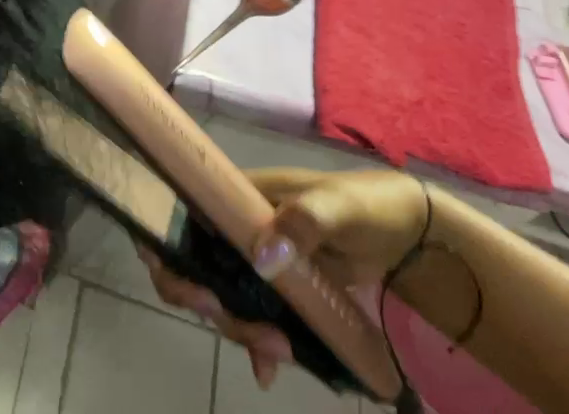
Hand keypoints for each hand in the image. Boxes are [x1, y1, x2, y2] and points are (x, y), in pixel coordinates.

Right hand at [139, 167, 426, 387]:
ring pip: (220, 297)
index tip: (164, 269)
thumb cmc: (367, 205)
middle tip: (217, 312)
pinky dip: (256, 346)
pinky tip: (269, 371)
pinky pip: (251, 318)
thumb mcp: (337, 206)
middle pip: (189, 262)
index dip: (159, 238)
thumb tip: (262, 257)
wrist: (409, 233)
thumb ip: (303, 222)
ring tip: (278, 349)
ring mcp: (254, 261)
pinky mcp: (277, 291)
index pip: (178, 211)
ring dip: (235, 325)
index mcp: (236, 196)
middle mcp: (234, 228)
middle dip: (195, 294)